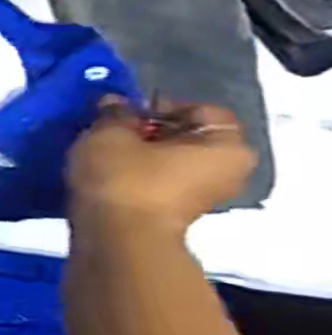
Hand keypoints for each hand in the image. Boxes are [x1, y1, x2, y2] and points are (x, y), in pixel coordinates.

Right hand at [67, 96, 255, 237]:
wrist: (118, 231)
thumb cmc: (122, 176)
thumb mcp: (108, 134)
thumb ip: (114, 113)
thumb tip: (116, 103)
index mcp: (227, 146)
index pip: (201, 110)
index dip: (159, 105)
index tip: (121, 111)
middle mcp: (231, 168)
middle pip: (190, 134)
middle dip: (149, 128)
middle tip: (108, 129)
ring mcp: (208, 191)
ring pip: (174, 156)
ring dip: (141, 149)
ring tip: (103, 149)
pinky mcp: (181, 206)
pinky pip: (163, 176)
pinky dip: (139, 169)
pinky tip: (107, 170)